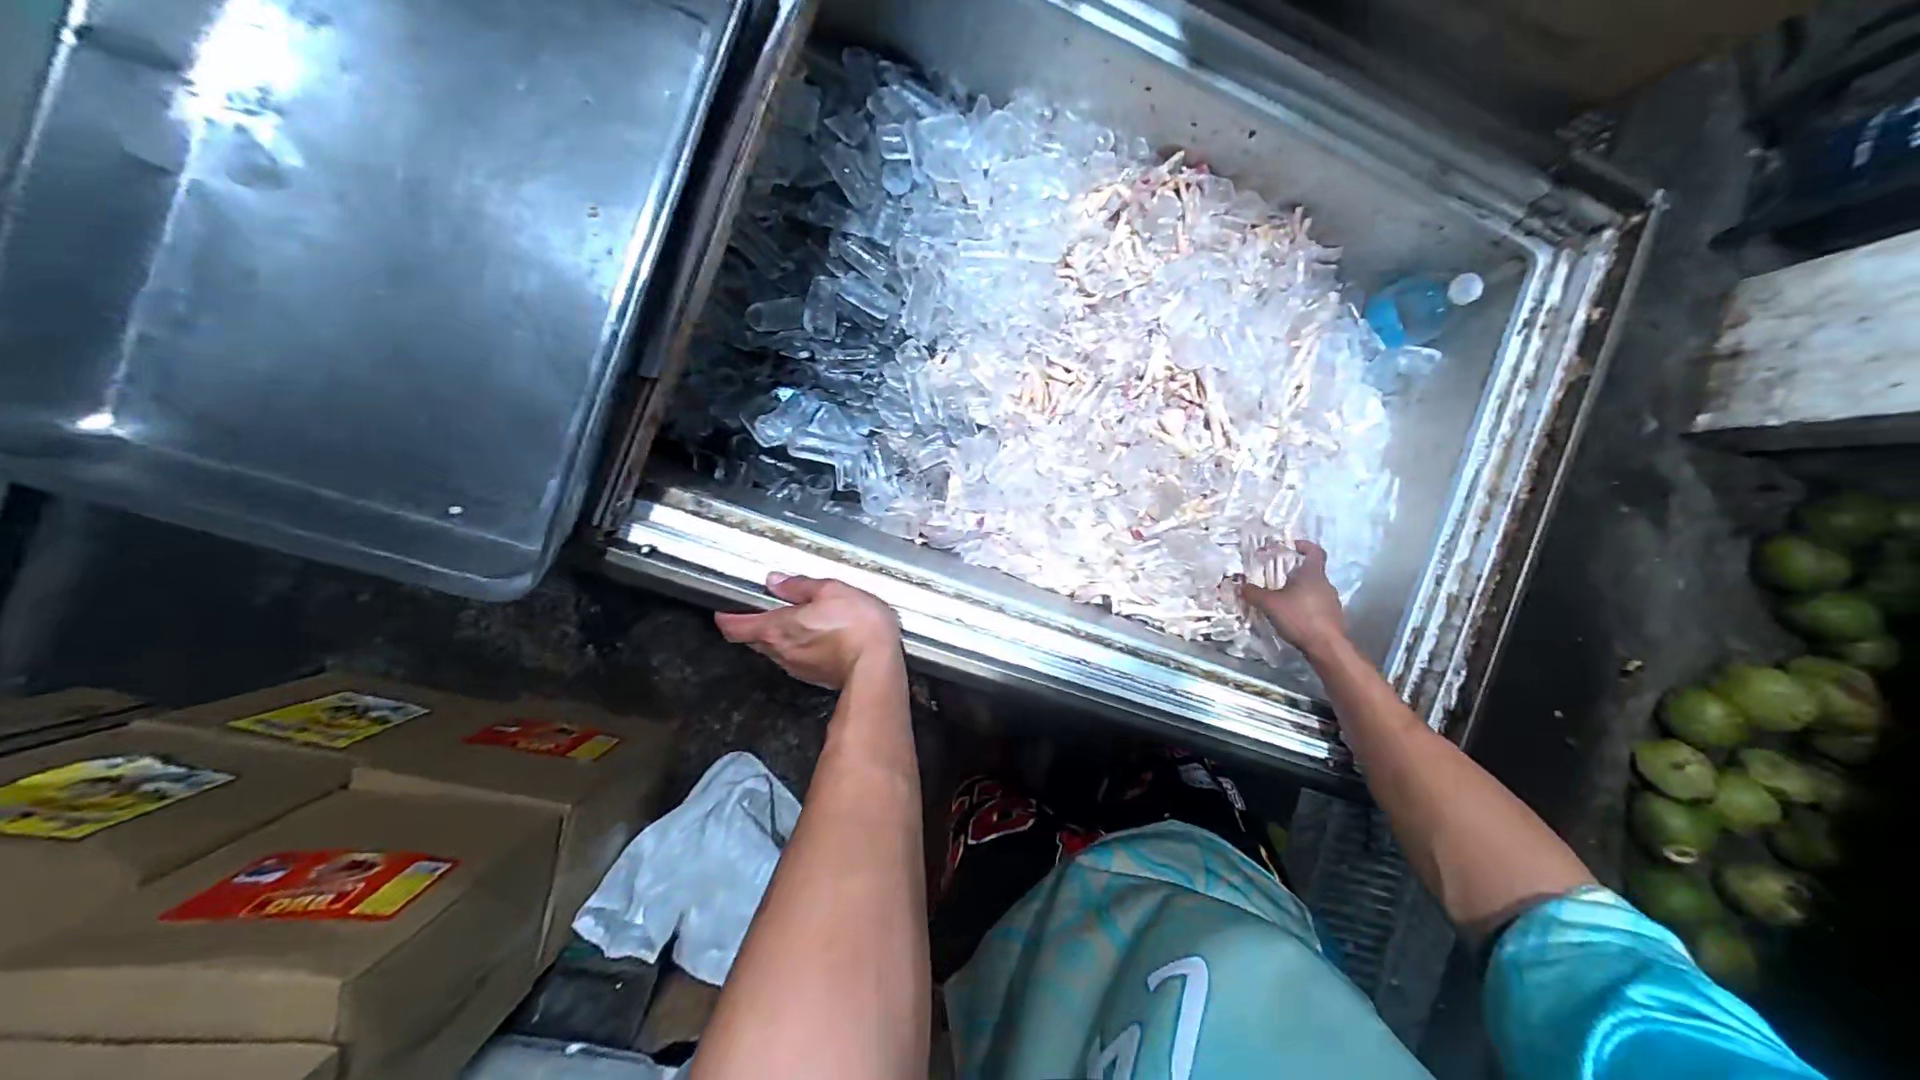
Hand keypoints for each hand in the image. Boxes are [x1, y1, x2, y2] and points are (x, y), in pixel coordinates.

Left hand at [714, 573, 902, 689]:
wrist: (878, 666)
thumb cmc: (856, 625)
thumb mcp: (831, 591)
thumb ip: (800, 586)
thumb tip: (775, 581)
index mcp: (776, 628)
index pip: (734, 628)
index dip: (726, 618)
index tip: (726, 610)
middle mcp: (780, 651)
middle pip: (753, 640)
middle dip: (756, 625)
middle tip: (770, 608)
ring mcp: (796, 667)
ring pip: (775, 650)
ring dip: (780, 637)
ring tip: (800, 620)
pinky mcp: (814, 677)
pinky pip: (797, 659)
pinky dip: (800, 647)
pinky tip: (819, 637)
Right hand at [1242, 540, 1347, 658]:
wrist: (1326, 646)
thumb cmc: (1299, 617)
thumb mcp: (1270, 604)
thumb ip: (1254, 593)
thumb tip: (1241, 586)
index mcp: (1313, 574)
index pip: (1315, 551)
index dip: (1304, 545)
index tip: (1291, 546)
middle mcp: (1325, 584)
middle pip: (1311, 571)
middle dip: (1293, 572)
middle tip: (1275, 577)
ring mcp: (1331, 601)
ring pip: (1313, 589)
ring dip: (1299, 590)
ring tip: (1281, 598)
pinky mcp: (1333, 616)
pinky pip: (1316, 604)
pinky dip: (1304, 605)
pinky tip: (1291, 616)